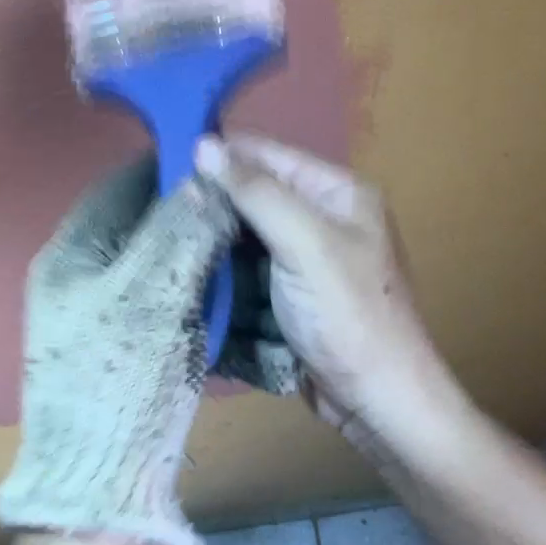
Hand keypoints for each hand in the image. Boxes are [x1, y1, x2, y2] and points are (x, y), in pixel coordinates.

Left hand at [0, 154, 236, 544]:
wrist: (101, 479)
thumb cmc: (115, 380)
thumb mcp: (147, 299)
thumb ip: (177, 233)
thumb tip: (206, 176)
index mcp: (71, 255)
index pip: (122, 186)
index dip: (170, 167)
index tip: (224, 160)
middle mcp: (84, 278)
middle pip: (144, 224)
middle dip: (193, 213)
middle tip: (248, 204)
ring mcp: (107, 315)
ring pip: (162, 264)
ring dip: (202, 254)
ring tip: (251, 241)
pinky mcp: (132, 347)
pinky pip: (170, 301)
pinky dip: (200, 292)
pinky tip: (236, 289)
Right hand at [196, 134, 438, 425]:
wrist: (378, 399)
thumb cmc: (348, 316)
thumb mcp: (304, 244)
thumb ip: (255, 193)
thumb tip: (203, 145)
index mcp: (339, 194)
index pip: (269, 156)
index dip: (221, 159)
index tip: (168, 171)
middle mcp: (325, 221)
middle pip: (255, 199)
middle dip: (214, 210)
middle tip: (167, 220)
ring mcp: (308, 263)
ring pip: (247, 241)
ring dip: (214, 248)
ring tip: (171, 252)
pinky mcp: (293, 299)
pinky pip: (250, 276)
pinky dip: (225, 280)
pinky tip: (194, 285)